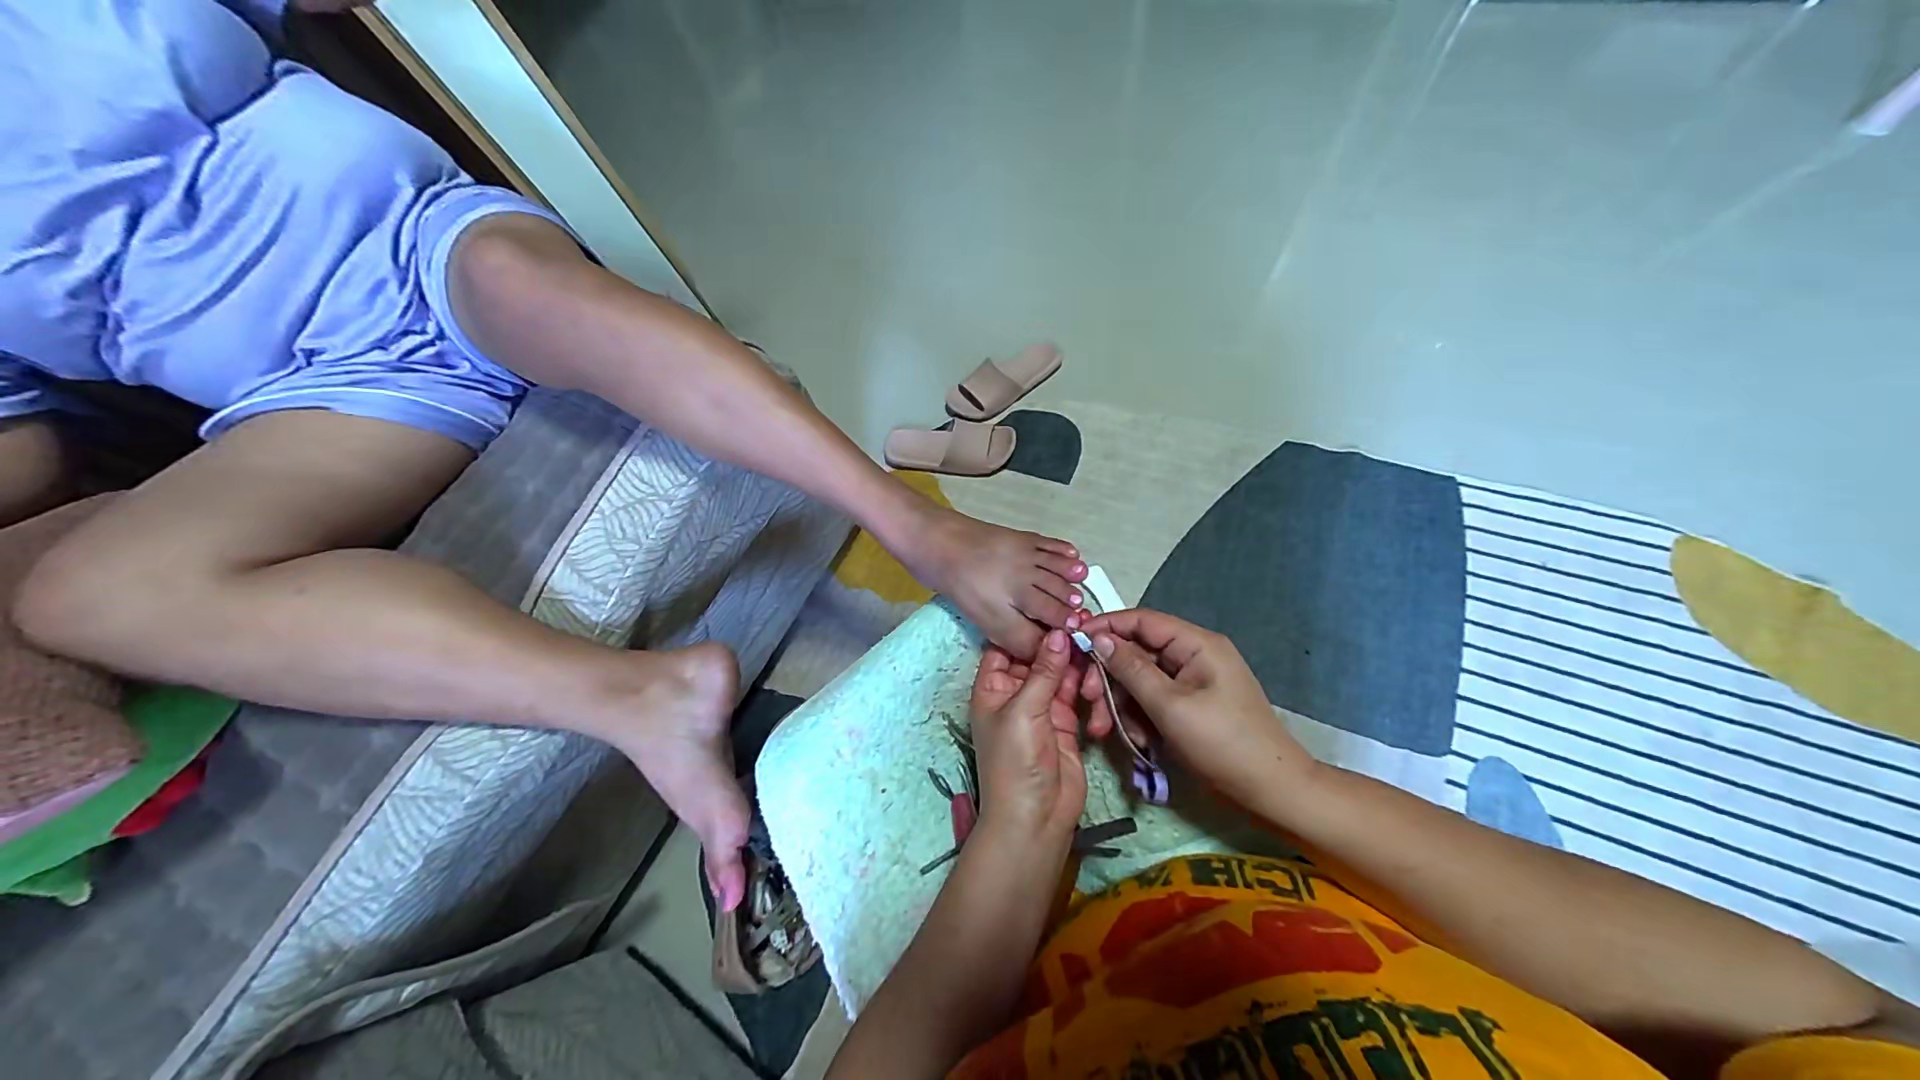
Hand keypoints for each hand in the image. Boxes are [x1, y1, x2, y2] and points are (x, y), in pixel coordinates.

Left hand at [969, 629, 1087, 842]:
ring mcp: (1041, 707)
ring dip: (1075, 663)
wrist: (1036, 817)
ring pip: (1059, 673)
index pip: (1006, 646)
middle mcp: (1015, 693)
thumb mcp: (1023, 710)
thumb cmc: (1015, 761)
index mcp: (991, 687)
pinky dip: (1086, 684)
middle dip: (1058, 643)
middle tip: (1085, 621)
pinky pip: (1076, 693)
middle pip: (1036, 657)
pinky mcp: (1066, 721)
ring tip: (1094, 645)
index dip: (1027, 627)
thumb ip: (1043, 671)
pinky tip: (1098, 672)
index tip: (1054, 609)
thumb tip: (1059, 632)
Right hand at [1079, 608, 1316, 807]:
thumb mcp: (1169, 705)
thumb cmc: (1222, 742)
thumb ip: (1131, 668)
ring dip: (1123, 704)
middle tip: (1090, 701)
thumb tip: (1098, 637)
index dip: (1106, 627)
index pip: (1141, 620)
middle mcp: (1193, 654)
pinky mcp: (1190, 704)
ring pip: (1141, 680)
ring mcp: (1192, 680)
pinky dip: (1140, 717)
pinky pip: (1154, 700)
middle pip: (1137, 652)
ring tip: (1112, 733)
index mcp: (1196, 644)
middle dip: (1110, 677)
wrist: (1270, 789)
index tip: (1074, 643)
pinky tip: (1139, 741)